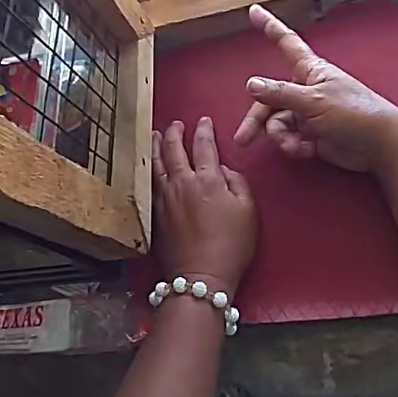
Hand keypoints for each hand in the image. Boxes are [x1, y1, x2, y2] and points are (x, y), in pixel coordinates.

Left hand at [152, 117, 256, 290]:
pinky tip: (150, 166)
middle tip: (177, 124)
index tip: (203, 121)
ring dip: (157, 146)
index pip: (204, 146)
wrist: (201, 275)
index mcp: (207, 180)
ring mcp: (165, 198)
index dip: (204, 131)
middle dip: (175, 133)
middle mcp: (182, 184)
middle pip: (174, 150)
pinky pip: (150, 183)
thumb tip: (225, 170)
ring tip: (156, 136)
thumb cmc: (231, 245)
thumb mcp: (248, 210)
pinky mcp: (156, 213)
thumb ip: (238, 183)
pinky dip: (150, 169)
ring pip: (157, 164)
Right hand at [232, 4, 397, 173]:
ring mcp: (308, 112)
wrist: (379, 145)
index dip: (270, 26)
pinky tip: (305, 150)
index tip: (254, 10)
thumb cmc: (353, 113)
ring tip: (292, 145)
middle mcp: (306, 88)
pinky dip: (294, 145)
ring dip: (280, 135)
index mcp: (310, 70)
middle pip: (269, 98)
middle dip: (258, 120)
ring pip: (278, 121)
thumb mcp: (313, 101)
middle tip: (243, 139)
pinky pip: (291, 136)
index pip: (285, 42)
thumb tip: (250, 84)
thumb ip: (280, 94)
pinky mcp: (312, 133)